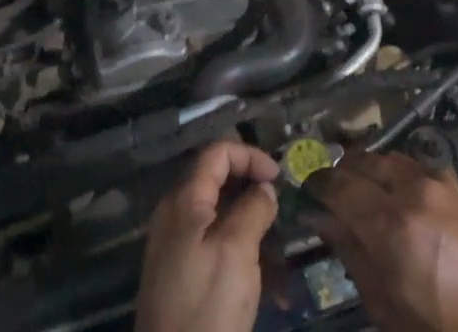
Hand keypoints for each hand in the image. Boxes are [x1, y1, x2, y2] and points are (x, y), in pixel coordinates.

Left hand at [136, 141, 281, 331]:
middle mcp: (175, 214)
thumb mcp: (236, 252)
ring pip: (218, 213)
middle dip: (251, 186)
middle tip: (282, 206)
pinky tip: (264, 274)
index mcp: (184, 200)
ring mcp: (176, 243)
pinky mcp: (181, 271)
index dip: (250, 156)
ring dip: (250, 220)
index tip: (280, 179)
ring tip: (279, 242)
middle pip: (216, 179)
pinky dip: (240, 246)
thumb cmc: (206, 304)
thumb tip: (264, 188)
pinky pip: (214, 242)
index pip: (216, 153)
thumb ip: (252, 210)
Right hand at [305, 150, 457, 331]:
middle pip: (362, 161)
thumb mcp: (386, 304)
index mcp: (390, 225)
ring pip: (390, 158)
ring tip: (365, 192)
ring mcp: (441, 184)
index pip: (337, 185)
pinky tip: (401, 196)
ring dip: (371, 169)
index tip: (306, 191)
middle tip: (332, 193)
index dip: (316, 184)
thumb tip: (322, 220)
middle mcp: (413, 192)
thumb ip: (351, 254)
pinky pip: (418, 167)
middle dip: (342, 173)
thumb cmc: (443, 326)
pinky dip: (400, 174)